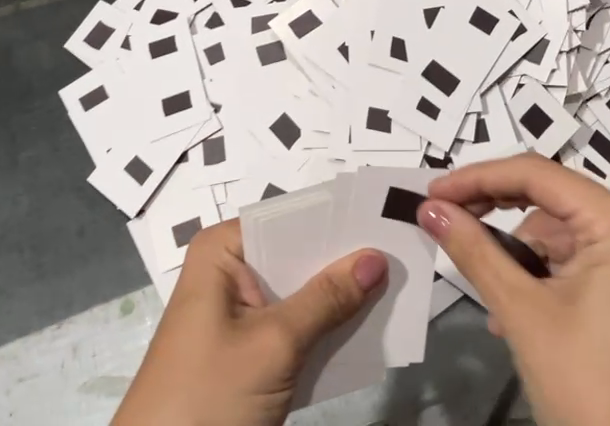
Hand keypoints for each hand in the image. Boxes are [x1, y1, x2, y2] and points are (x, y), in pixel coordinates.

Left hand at [114, 219, 388, 425]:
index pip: (288, 220)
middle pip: (295, 254)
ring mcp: (236, 312)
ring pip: (298, 291)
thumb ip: (326, 299)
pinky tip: (367, 325)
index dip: (335, 219)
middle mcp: (227, 271)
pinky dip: (324, 327)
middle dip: (342, 260)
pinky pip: (293, 324)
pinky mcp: (246, 349)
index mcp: (221, 251)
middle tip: (402, 250)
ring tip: (398, 283)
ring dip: (339, 295)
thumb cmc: (207, 395)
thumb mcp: (273, 345)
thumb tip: (376, 257)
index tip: (385, 215)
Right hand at [419, 154, 609, 425]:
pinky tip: (515, 310)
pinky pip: (583, 263)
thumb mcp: (523, 313)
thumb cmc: (591, 387)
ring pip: (564, 234)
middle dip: (497, 213)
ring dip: (519, 253)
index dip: (478, 179)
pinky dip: (545, 276)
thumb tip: (429, 209)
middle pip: (553, 200)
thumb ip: (474, 250)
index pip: (538, 175)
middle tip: (445, 221)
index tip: (431, 194)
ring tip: (485, 290)